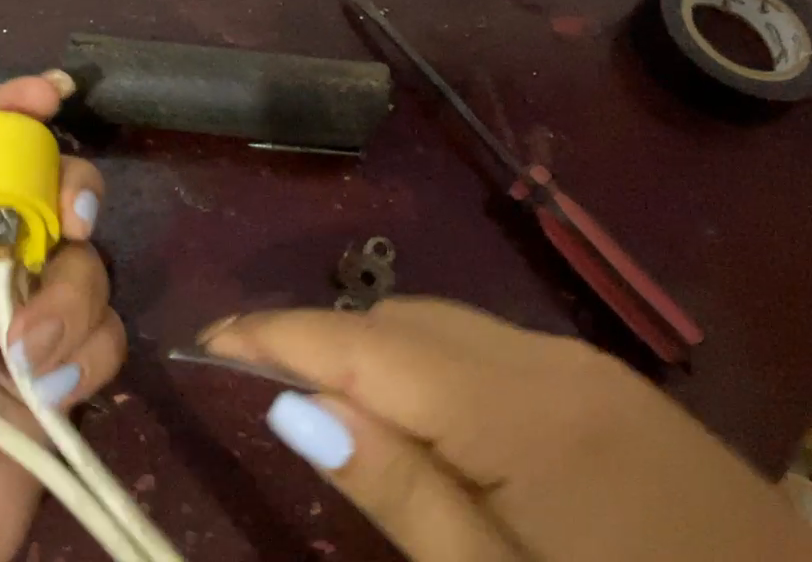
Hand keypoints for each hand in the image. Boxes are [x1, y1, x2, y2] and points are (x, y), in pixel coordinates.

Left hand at [0, 75, 125, 561]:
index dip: (9, 114)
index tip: (56, 90)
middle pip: (42, 193)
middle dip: (64, 198)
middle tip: (67, 223)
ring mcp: (16, 323)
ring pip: (83, 263)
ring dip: (68, 302)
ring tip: (30, 359)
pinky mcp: (56, 375)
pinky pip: (102, 330)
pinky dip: (85, 353)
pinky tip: (48, 394)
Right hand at [206, 299, 811, 560]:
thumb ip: (401, 490)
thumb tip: (297, 406)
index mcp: (522, 411)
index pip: (367, 342)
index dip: (279, 335)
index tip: (205, 340)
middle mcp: (547, 359)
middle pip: (401, 322)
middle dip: (318, 340)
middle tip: (249, 385)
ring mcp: (583, 367)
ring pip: (442, 330)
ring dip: (370, 351)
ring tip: (312, 399)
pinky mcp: (606, 389)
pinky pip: (485, 353)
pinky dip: (425, 367)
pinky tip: (408, 415)